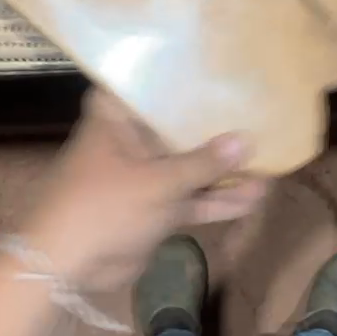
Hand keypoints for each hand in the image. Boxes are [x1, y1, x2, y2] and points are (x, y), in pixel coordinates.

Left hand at [20, 91, 267, 291]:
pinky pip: (192, 199)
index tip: (209, 69)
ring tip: (269, 164)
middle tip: (257, 115)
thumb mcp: (159, 181)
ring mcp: (146, 179)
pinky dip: (218, 200)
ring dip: (224, 171)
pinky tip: (254, 197)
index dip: (174, 76)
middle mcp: (132, 144)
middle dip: (215, 129)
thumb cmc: (103, 206)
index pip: (144, 85)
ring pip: (191, 169)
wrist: (67, 266)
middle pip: (178, 129)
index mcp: (117, 122)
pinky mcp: (157, 210)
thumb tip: (247, 140)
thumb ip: (205, 162)